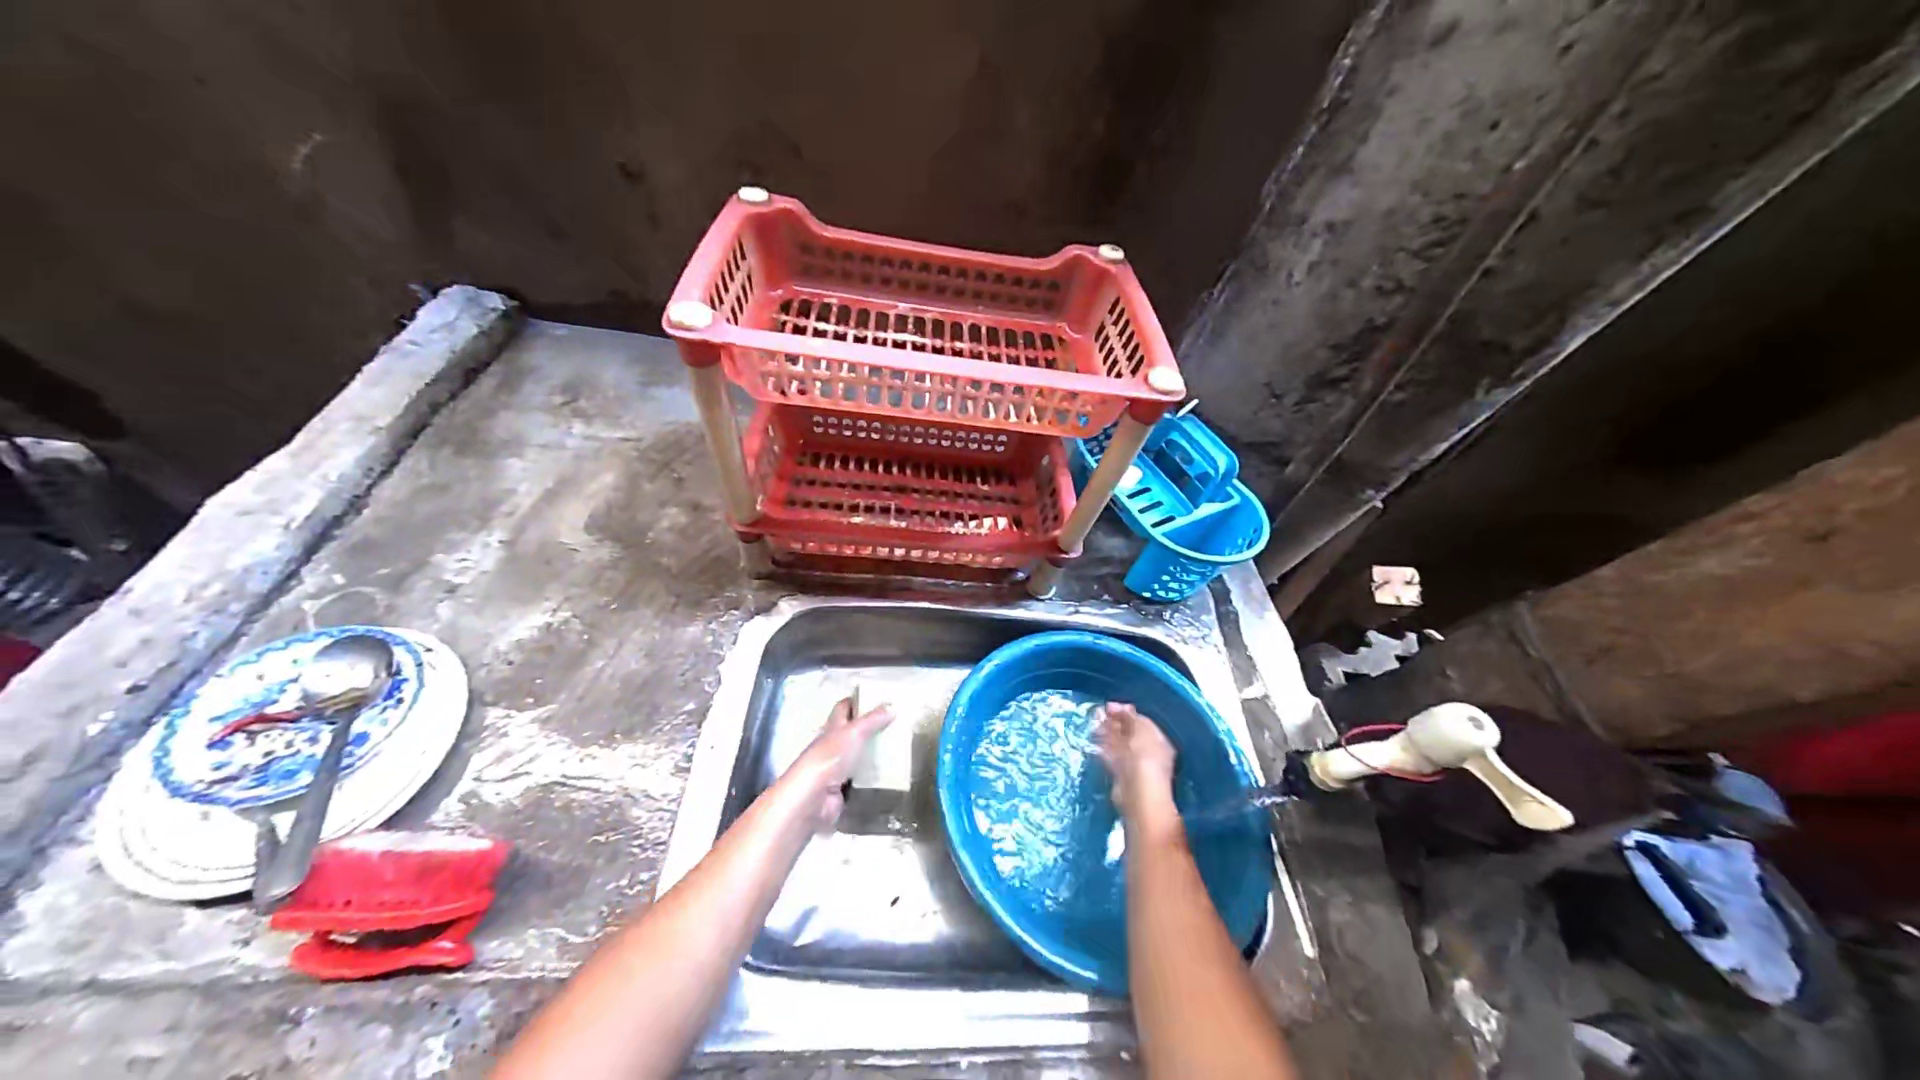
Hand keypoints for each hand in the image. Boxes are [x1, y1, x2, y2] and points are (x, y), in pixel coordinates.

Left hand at [785, 696, 893, 828]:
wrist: (814, 798)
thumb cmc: (831, 757)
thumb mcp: (854, 732)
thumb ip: (872, 720)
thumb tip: (892, 706)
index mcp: (833, 726)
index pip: (844, 708)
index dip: (857, 701)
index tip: (877, 698)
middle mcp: (834, 744)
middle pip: (853, 731)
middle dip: (871, 727)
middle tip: (896, 722)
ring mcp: (838, 767)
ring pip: (859, 754)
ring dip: (874, 751)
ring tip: (898, 745)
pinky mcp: (844, 787)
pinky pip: (863, 777)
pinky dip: (875, 775)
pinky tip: (892, 771)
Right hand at [1096, 702, 1178, 828]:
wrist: (1138, 794)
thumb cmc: (1144, 758)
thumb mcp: (1140, 731)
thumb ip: (1131, 717)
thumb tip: (1121, 706)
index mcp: (1157, 740)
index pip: (1141, 722)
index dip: (1125, 712)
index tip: (1108, 706)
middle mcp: (1147, 751)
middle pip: (1129, 732)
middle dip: (1114, 722)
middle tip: (1098, 713)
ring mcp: (1134, 764)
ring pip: (1119, 744)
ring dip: (1107, 734)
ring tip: (1093, 725)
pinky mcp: (1121, 775)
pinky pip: (1112, 757)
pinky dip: (1103, 749)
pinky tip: (1094, 742)